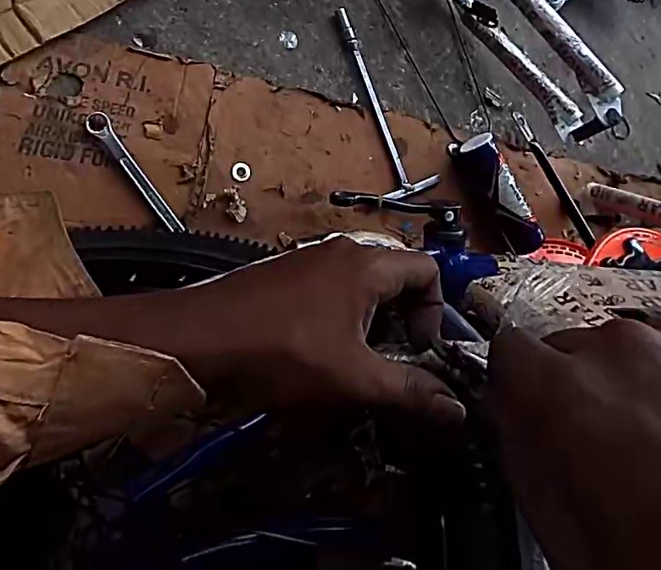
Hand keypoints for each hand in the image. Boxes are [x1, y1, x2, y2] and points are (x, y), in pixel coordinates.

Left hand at [147, 236, 462, 422]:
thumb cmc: (281, 348)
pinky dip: (344, 316)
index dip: (435, 312)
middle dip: (406, 319)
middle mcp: (342, 251)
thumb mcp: (352, 376)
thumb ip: (409, 391)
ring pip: (364, 284)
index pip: (427, 269)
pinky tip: (324, 351)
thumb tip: (456, 410)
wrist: (204, 335)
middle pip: (397, 276)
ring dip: (374, 321)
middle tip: (394, 360)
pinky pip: (334, 288)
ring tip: (359, 362)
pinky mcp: (289, 274)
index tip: (420, 351)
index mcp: (366, 263)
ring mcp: (312, 259)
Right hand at [487, 316, 660, 569]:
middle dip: (587, 388)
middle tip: (627, 449)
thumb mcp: (578, 541)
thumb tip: (511, 418)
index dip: (521, 383)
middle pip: (575, 347)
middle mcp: (616, 346)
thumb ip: (526, 461)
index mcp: (563, 392)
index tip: (536, 406)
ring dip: (647, 381)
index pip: (508, 349)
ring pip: (637, 344)